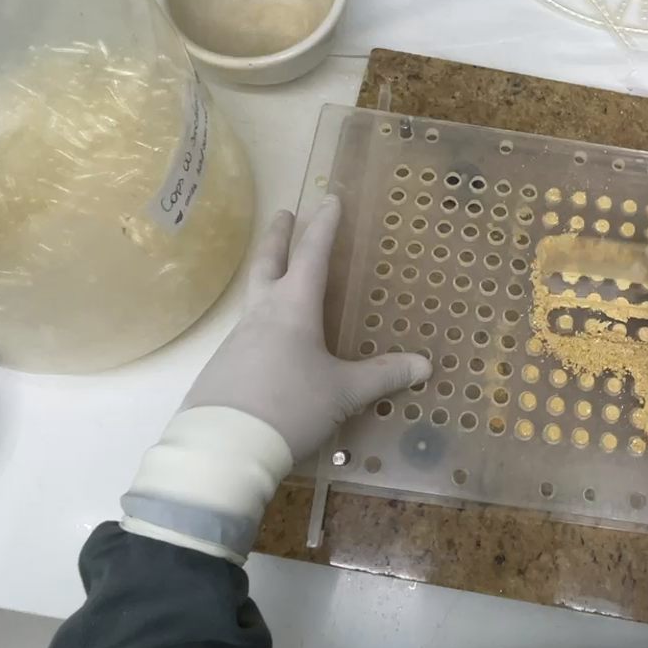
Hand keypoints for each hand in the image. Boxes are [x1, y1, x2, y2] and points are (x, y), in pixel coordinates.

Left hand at [185, 196, 430, 459]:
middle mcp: (263, 314)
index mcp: (293, 308)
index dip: (324, 226)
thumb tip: (425, 365)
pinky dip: (260, 318)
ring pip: (253, 294)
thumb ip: (383, 376)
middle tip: (284, 213)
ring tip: (278, 275)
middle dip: (279, 236)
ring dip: (267, 275)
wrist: (223, 448)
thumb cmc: (290, 406)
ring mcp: (237, 340)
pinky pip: (246, 330)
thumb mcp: (344, 392)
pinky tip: (267, 339)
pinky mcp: (223, 366)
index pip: (312, 255)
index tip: (330, 198)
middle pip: (268, 262)